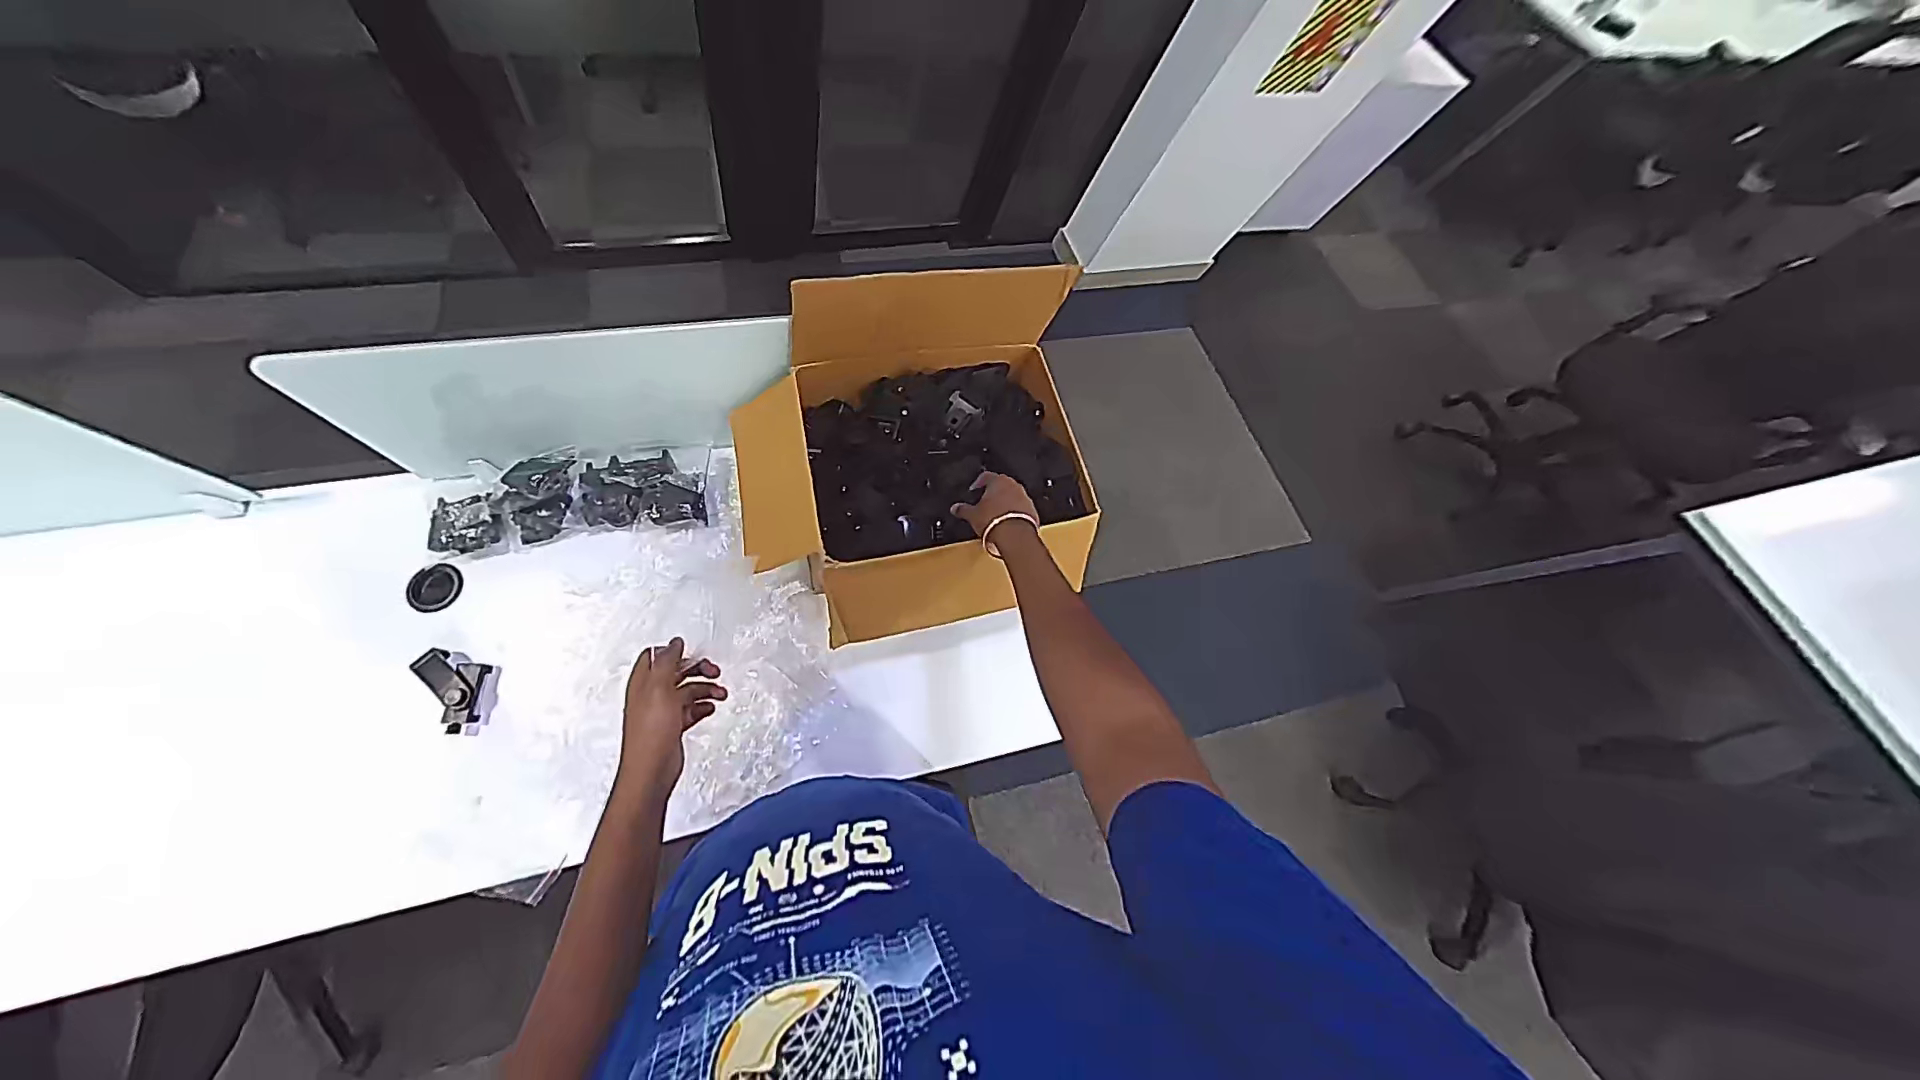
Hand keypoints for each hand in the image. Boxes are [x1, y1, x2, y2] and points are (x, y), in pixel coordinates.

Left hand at [618, 637, 725, 791]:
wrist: (652, 769)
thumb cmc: (650, 733)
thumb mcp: (659, 688)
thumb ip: (666, 662)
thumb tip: (674, 643)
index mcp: (643, 682)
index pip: (656, 656)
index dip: (675, 651)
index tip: (692, 651)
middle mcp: (651, 695)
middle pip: (677, 672)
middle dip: (697, 669)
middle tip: (714, 671)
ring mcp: (662, 711)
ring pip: (688, 691)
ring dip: (706, 688)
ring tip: (720, 693)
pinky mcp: (673, 726)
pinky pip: (692, 709)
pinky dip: (703, 706)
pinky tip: (710, 708)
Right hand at [951, 471, 1039, 550]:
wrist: (1015, 536)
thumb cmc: (994, 521)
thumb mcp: (972, 515)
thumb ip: (963, 509)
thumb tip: (955, 508)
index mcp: (998, 481)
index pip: (986, 476)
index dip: (978, 483)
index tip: (974, 490)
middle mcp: (1014, 486)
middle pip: (1001, 486)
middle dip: (992, 494)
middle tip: (984, 503)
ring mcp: (1025, 498)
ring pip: (1012, 497)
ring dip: (1004, 503)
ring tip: (995, 516)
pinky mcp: (1032, 510)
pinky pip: (1021, 508)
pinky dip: (1014, 513)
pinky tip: (1006, 523)